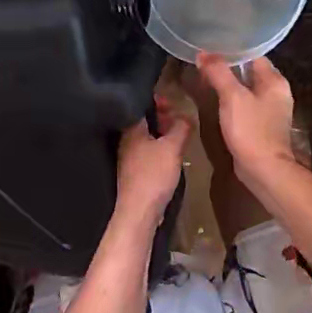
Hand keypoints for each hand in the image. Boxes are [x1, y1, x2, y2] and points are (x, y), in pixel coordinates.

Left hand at [114, 97, 191, 227]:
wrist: (138, 211)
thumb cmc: (154, 175)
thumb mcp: (172, 148)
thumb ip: (181, 128)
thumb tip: (187, 116)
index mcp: (131, 129)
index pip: (142, 105)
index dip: (159, 101)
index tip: (174, 104)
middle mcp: (125, 140)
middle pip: (144, 121)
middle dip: (163, 118)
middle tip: (180, 121)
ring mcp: (127, 156)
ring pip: (147, 137)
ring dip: (163, 134)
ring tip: (179, 137)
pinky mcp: (133, 171)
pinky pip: (147, 152)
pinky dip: (159, 148)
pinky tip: (171, 155)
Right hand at [196, 53, 298, 185]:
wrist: (264, 169)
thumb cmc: (251, 130)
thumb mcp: (232, 97)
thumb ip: (218, 73)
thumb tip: (203, 53)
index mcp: (275, 81)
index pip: (253, 55)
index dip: (233, 49)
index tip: (211, 46)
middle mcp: (277, 92)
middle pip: (250, 71)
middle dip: (228, 66)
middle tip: (204, 61)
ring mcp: (271, 109)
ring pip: (247, 88)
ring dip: (229, 83)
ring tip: (206, 78)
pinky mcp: (263, 124)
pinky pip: (246, 104)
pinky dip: (232, 100)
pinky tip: (217, 101)